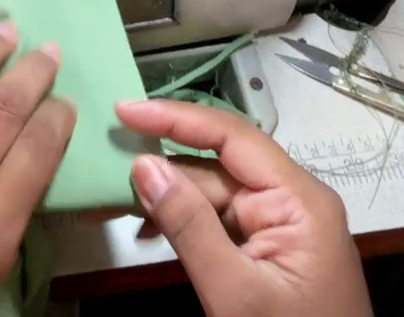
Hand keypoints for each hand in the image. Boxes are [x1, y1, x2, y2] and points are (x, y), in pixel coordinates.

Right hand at [116, 98, 371, 316]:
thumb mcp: (236, 294)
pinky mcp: (266, 252)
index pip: (230, 135)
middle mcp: (291, 200)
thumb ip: (189, 226)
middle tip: (103, 161)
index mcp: (299, 198)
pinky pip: (217, 221)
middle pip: (215, 166)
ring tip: (111, 199)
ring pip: (210, 193)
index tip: (124, 110)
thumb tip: (143, 163)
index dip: (174, 117)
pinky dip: (180, 223)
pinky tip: (145, 230)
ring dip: (163, 197)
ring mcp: (279, 227)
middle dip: (160, 166)